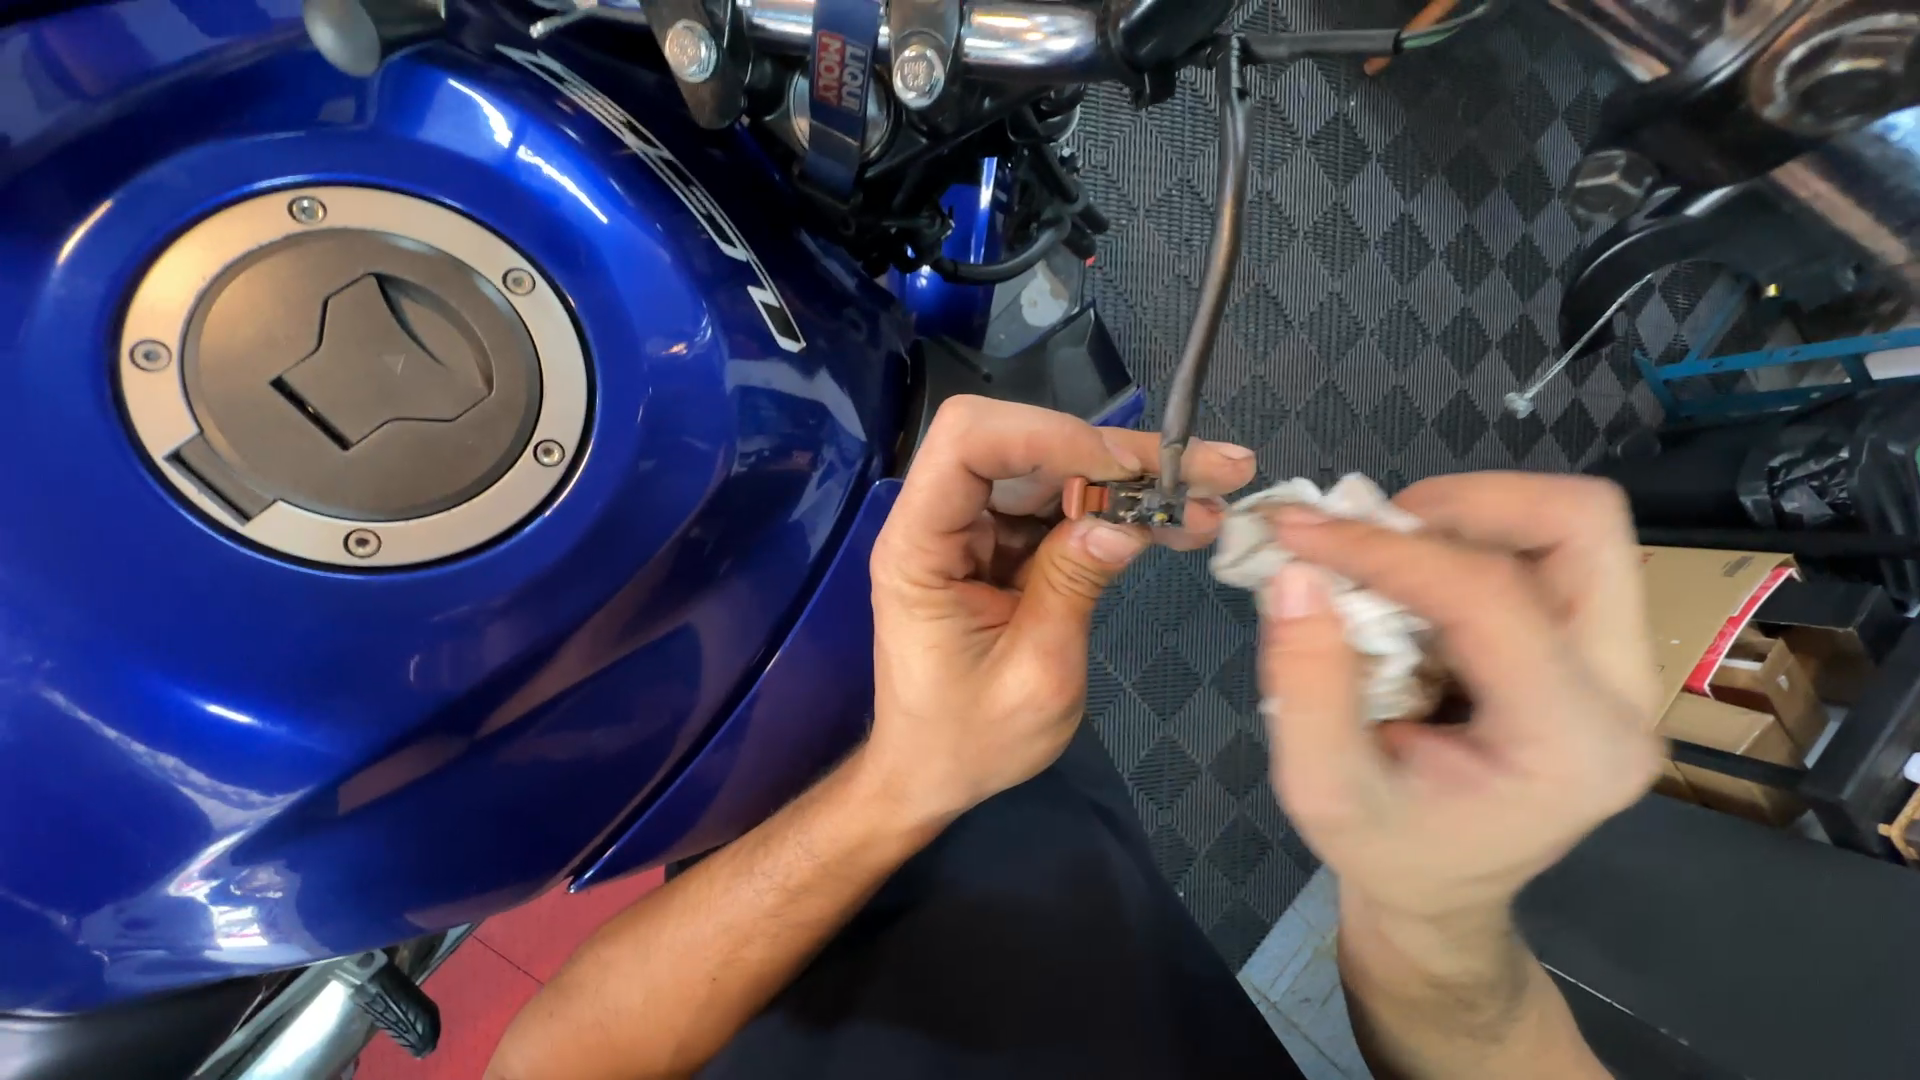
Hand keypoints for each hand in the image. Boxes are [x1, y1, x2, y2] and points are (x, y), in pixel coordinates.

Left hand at [862, 397, 1256, 819]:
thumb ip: (1074, 585)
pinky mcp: (999, 545)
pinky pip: (1058, 505)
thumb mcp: (1036, 674)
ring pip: (1049, 468)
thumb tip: (1128, 519)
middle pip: (1018, 443)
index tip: (1129, 469)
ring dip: (1126, 477)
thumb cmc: (969, 740)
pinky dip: (1114, 508)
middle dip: (1109, 452)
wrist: (932, 773)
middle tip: (1204, 470)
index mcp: (918, 546)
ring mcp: (970, 530)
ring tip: (1208, 495)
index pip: (967, 442)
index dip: (1049, 435)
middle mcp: (937, 521)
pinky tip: (1171, 522)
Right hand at [1258, 473, 1662, 923]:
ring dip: (1460, 518)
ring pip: (1568, 528)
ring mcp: (1617, 668)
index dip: (1382, 550)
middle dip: (1460, 503)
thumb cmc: (1387, 851)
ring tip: (1379, 554)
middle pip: (1581, 527)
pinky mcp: (1588, 650)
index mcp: (1568, 743)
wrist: (1444, 890)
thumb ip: (1304, 687)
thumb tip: (1294, 574)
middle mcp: (1622, 694)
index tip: (1294, 535)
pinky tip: (1400, 584)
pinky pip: (1537, 552)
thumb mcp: (1319, 789)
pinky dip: (1457, 543)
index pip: (1489, 595)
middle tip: (1369, 530)